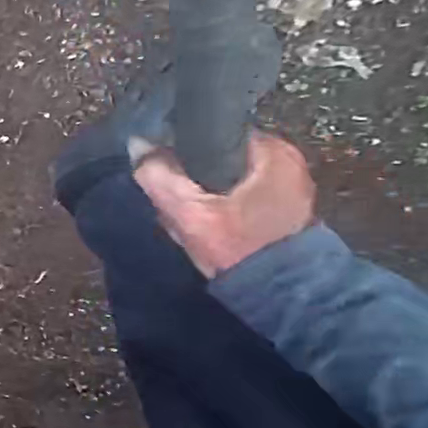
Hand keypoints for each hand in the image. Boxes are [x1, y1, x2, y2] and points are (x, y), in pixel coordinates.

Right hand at [132, 133, 317, 277]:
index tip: (163, 169)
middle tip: (177, 199)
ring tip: (191, 213)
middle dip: (193, 173)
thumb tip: (137, 142)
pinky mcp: (286, 205)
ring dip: (205, 190)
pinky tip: (211, 221)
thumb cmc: (238, 247)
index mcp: (271, 151)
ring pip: (227, 174)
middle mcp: (286, 160)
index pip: (212, 133)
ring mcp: (290, 183)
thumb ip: (159, 177)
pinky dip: (222, 202)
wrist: (284, 294)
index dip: (180, 148)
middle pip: (218, 154)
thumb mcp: (188, 214)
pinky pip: (240, 191)